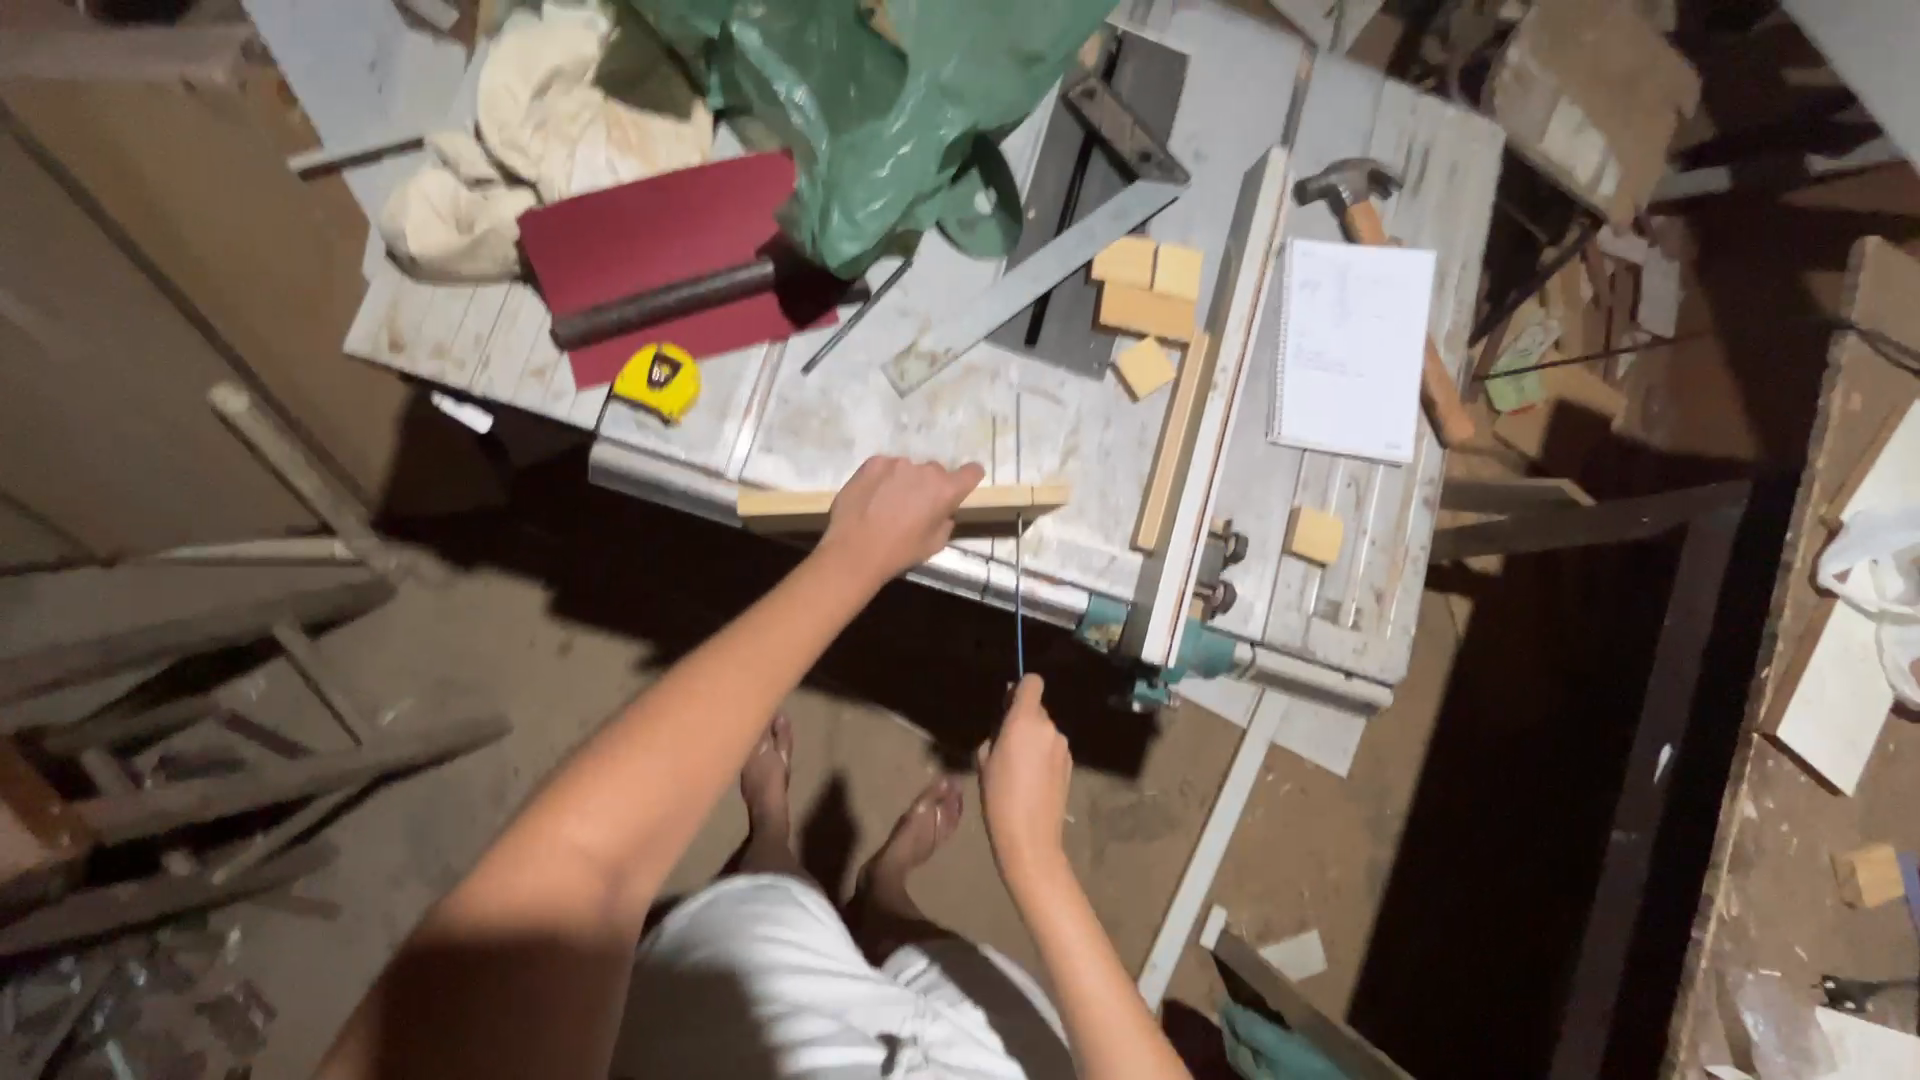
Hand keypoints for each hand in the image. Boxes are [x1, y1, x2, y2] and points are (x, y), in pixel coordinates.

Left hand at [818, 456, 984, 584]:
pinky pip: (885, 467)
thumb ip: (945, 521)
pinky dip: (883, 478)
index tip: (961, 485)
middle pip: (936, 472)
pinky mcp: (873, 462)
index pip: (972, 472)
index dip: (969, 478)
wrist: (855, 550)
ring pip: (908, 469)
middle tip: (914, 505)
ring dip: (904, 481)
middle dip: (929, 485)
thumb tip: (942, 512)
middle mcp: (925, 470)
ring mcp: (897, 463)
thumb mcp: (935, 544)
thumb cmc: (900, 552)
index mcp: (946, 490)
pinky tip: (872, 497)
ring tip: (887, 503)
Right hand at [977, 675, 1072, 884]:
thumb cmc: (999, 797)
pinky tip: (1032, 779)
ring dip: (1033, 738)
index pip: (1032, 682)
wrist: (1030, 837)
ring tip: (1018, 767)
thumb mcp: (984, 759)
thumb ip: (996, 732)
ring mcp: (1063, 746)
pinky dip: (1043, 754)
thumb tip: (1004, 722)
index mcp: (1025, 721)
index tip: (1007, 706)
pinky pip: (1052, 748)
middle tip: (1005, 744)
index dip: (1020, 689)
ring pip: (1045, 730)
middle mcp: (1049, 728)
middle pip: (1037, 708)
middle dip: (1022, 719)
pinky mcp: (1070, 764)